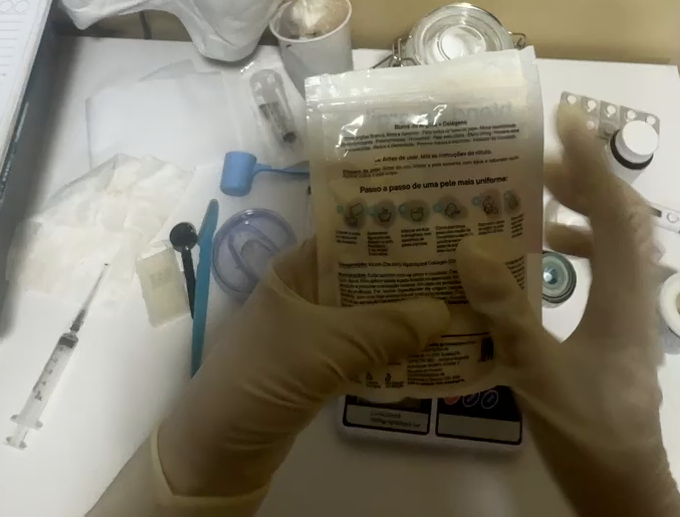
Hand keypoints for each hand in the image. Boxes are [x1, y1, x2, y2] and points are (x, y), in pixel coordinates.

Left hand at [157, 239, 449, 497]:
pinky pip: (367, 347)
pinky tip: (432, 349)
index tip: (441, 225)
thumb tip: (444, 311)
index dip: (394, 229)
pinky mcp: (322, 366)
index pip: (353, 234)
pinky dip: (395, 348)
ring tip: (458, 303)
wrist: (217, 453)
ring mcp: (316, 330)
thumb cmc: (265, 376)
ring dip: (407, 314)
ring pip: (370, 312)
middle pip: (367, 274)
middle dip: (410, 275)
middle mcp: (309, 290)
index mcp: (299, 266)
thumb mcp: (327, 345)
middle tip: (462, 269)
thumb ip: (386, 327)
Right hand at [456, 118, 679, 516]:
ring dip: (584, 209)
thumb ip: (506, 311)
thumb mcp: (538, 372)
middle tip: (541, 158)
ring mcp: (632, 311)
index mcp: (622, 294)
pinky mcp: (622, 329)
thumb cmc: (588, 430)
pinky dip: (582, 245)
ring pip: (618, 241)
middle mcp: (635, 293)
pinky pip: (608, 267)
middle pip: (622, 216)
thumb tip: (472, 246)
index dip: (591, 160)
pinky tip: (546, 257)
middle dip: (586, 178)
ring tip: (540, 198)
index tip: (566, 120)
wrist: (626, 492)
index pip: (612, 209)